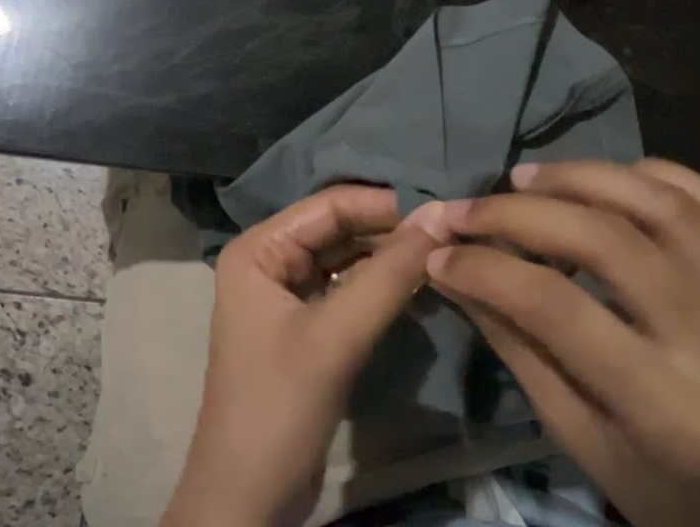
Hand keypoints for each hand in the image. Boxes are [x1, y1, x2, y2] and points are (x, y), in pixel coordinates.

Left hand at [161, 186, 449, 526]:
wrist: (247, 496)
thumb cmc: (280, 405)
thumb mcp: (336, 336)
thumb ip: (388, 274)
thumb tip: (439, 215)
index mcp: (258, 249)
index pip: (330, 205)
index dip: (386, 203)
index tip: (443, 207)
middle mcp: (269, 261)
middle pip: (339, 229)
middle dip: (391, 229)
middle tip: (451, 230)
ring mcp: (286, 295)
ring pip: (346, 259)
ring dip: (389, 257)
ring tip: (445, 252)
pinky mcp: (306, 328)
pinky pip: (347, 290)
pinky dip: (381, 286)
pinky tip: (420, 284)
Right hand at [427, 159, 699, 526]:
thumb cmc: (659, 488)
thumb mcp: (575, 436)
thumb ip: (517, 345)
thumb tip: (452, 269)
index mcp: (671, 411)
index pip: (561, 312)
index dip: (488, 270)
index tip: (439, 251)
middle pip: (611, 243)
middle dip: (524, 214)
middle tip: (470, 208)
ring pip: (664, 207)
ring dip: (584, 177)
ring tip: (527, 178)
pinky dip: (653, 175)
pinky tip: (605, 179)